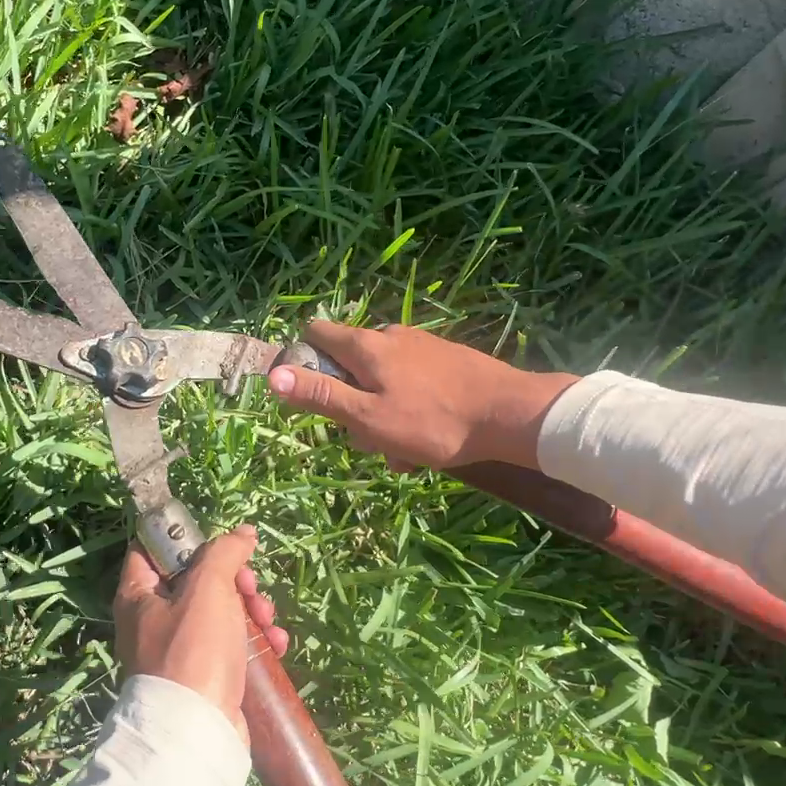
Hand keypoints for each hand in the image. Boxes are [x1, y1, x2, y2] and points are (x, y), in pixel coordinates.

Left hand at [114, 525, 289, 743]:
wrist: (198, 733)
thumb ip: (224, 552)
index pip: (153, 549)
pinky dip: (255, 641)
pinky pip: (232, 645)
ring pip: (221, 612)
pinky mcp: (205, 677)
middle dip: (235, 581)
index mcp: (138, 596)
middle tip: (251, 588)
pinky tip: (275, 645)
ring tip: (267, 621)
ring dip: (252, 610)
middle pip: (198, 581)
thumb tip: (244, 532)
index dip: (187, 539)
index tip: (220, 544)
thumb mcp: (208, 587)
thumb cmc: (193, 650)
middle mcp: (152, 622)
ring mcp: (178, 652)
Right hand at [266, 321, 578, 470]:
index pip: (315, 333)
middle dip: (350, 404)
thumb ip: (321, 396)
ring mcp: (421, 346)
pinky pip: (410, 385)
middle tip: (369, 441)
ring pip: (381, 382)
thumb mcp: (368, 417)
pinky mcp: (445, 361)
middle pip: (349, 366)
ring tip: (403, 453)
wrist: (512, 415)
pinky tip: (426, 442)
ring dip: (381, 416)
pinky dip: (407, 412)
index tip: (311, 398)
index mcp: (365, 346)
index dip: (303, 363)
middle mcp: (390, 336)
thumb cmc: (433, 421)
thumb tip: (273, 376)